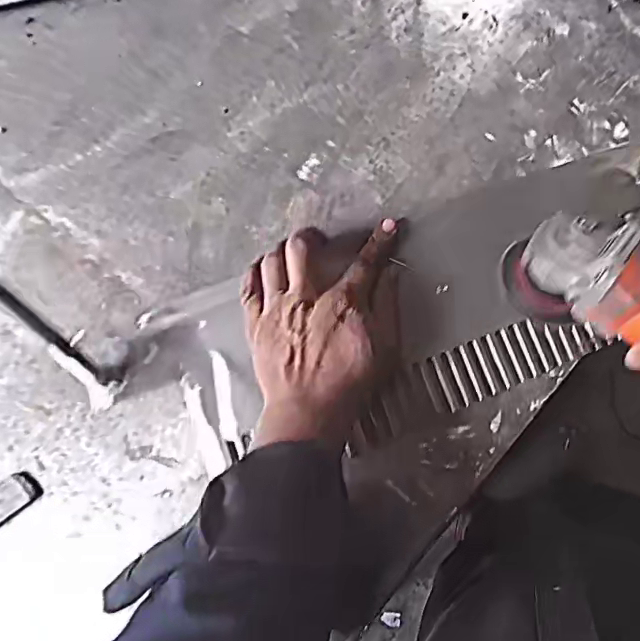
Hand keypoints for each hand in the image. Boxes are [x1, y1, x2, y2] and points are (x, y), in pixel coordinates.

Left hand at [242, 219, 401, 448]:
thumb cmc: (349, 384)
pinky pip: (249, 287)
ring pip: (272, 260)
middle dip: (314, 236)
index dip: (378, 242)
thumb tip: (390, 277)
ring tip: (291, 251)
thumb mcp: (386, 346)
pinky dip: (256, 272)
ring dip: (283, 250)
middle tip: (321, 240)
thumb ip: (388, 306)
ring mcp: (277, 310)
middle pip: (303, 248)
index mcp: (343, 302)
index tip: (386, 229)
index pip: (364, 262)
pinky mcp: (257, 325)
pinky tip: (263, 269)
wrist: (309, 411)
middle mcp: (306, 298)